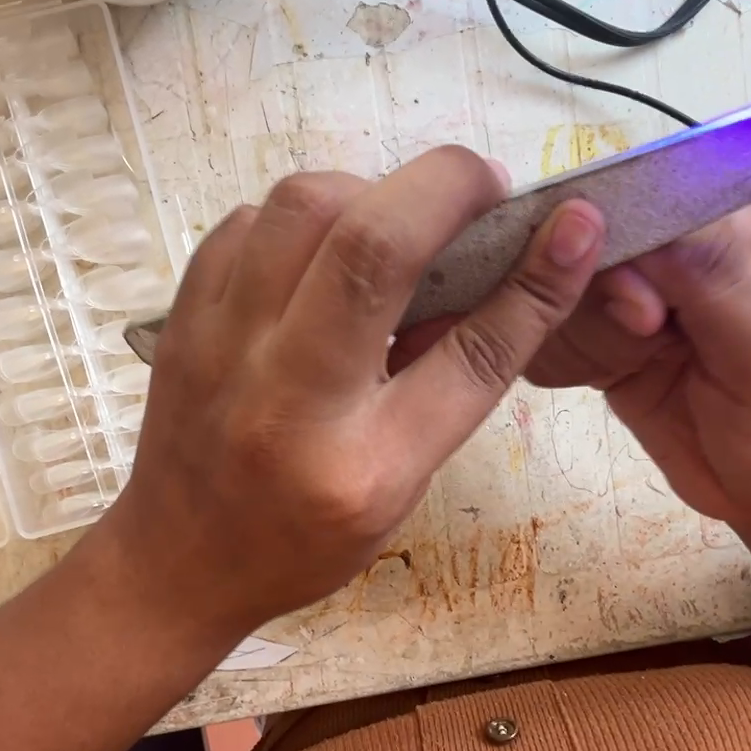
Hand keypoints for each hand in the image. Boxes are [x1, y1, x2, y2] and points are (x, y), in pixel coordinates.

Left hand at [93, 147, 605, 633]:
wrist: (179, 563)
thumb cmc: (302, 544)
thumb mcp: (396, 491)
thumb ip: (446, 391)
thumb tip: (497, 279)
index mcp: (362, 467)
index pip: (467, 357)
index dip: (533, 280)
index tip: (571, 225)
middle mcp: (287, 400)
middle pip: (370, 248)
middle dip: (445, 186)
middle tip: (479, 192)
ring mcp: (219, 349)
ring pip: (300, 208)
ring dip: (369, 191)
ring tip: (394, 225)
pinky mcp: (181, 320)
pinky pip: (247, 223)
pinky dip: (302, 214)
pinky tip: (321, 249)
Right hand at [563, 205, 750, 545]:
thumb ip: (719, 284)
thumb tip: (653, 223)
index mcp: (744, 241)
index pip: (665, 211)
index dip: (636, 247)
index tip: (639, 313)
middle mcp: (688, 264)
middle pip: (605, 247)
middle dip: (601, 300)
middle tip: (634, 352)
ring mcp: (646, 310)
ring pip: (574, 293)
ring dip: (583, 336)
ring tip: (616, 376)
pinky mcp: (616, 353)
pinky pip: (566, 336)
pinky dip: (562, 357)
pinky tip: (587, 381)